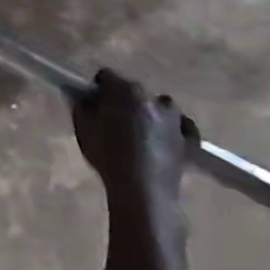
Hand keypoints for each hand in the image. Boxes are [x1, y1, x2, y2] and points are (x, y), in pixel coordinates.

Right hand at [72, 70, 192, 206]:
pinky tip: (168, 136)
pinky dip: (177, 127)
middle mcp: (152, 98)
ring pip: (161, 105)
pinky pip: (185, 126)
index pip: (107, 76)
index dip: (97, 88)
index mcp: (125, 91)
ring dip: (150, 111)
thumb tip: (83, 97)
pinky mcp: (188, 141)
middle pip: (133, 90)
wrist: (142, 192)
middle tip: (113, 120)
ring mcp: (174, 119)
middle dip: (122, 100)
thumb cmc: (108, 157)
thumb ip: (81, 106)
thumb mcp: (83, 128)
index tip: (92, 103)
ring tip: (140, 131)